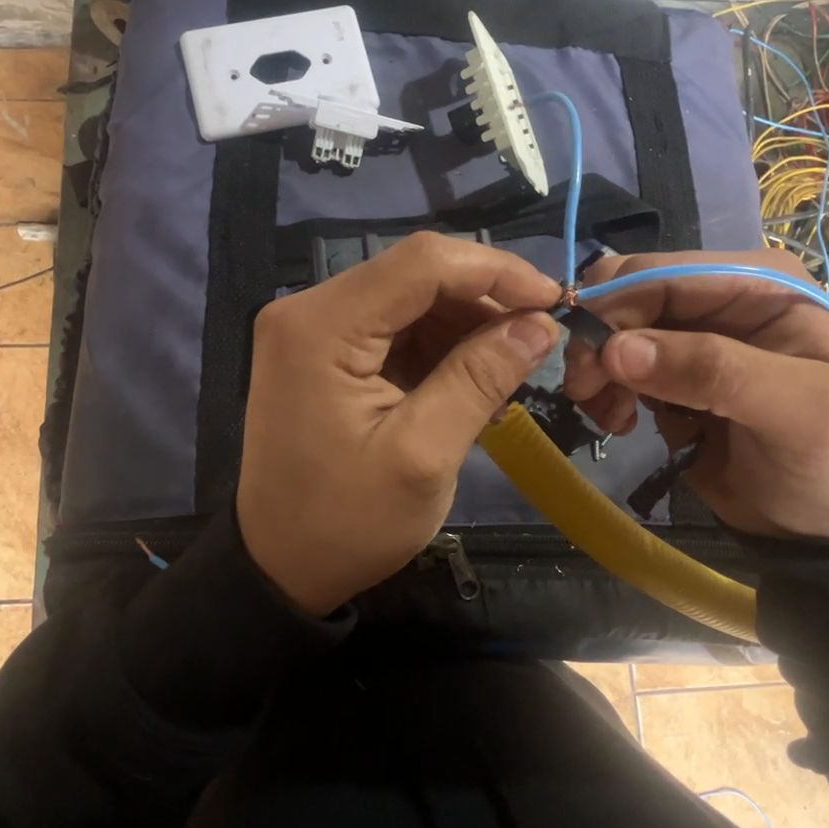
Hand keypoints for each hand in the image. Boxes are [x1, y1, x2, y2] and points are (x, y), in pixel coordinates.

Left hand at [237, 234, 561, 615]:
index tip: (551, 301)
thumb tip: (539, 324)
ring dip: (461, 325)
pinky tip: (466, 379)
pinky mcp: (316, 350)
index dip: (495, 270)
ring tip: (505, 370)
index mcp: (321, 326)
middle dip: (481, 301)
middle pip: (413, 275)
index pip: (421, 261)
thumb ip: (480, 378)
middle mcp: (306, 309)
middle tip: (535, 342)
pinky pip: (388, 327)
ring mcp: (308, 328)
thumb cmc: (346, 522)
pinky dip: (433, 345)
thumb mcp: (423, 456)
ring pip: (406, 298)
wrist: (277, 565)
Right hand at [563, 249, 828, 541]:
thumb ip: (714, 371)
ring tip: (607, 417)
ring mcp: (692, 338)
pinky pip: (614, 366)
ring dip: (597, 371)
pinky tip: (617, 423)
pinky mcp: (669, 376)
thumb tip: (616, 349)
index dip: (613, 309)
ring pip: (613, 330)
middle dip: (598, 340)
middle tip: (586, 391)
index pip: (660, 274)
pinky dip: (603, 391)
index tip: (590, 366)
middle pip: (626, 296)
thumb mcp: (796, 412)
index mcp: (758, 284)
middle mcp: (719, 298)